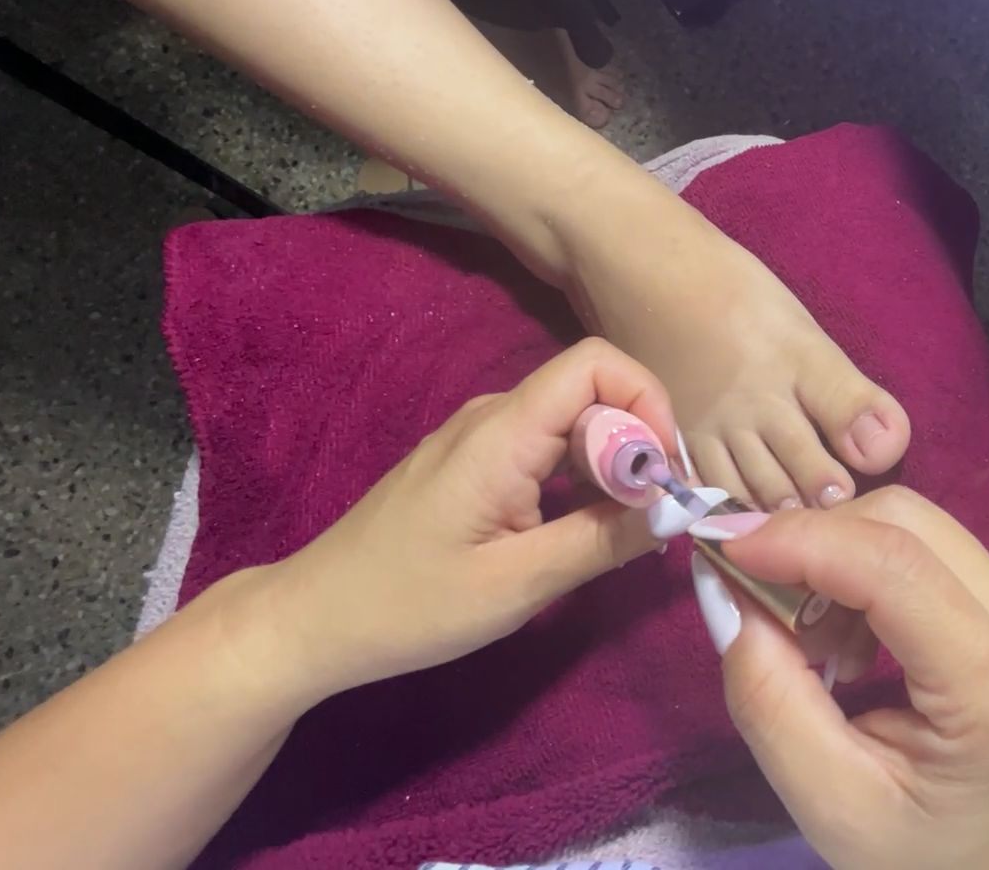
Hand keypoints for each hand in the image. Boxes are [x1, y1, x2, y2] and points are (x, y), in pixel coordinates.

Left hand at [248, 338, 676, 700]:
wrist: (309, 622)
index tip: (664, 467)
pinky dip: (589, 476)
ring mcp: (488, 435)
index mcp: (503, 433)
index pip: (596, 364)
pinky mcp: (484, 458)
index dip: (646, 399)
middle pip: (596, 393)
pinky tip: (588, 523)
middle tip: (654, 512)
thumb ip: (605, 540)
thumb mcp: (518, 585)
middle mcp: (498, 416)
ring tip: (626, 524)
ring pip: (580, 420)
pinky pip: (556, 444)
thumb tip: (680, 508)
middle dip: (639, 444)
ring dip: (617, 464)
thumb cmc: (409, 605)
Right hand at [702, 489, 988, 869]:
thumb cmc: (928, 851)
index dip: (803, 540)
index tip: (723, 544)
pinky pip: (923, 540)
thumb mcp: (833, 809)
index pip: (895, 569)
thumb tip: (735, 597)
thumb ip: (773, 705)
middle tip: (757, 597)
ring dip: (837, 554)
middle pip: (903, 522)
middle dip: (813, 541)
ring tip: (813, 638)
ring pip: (910, 520)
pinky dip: (863, 565)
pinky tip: (851, 631)